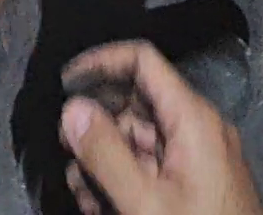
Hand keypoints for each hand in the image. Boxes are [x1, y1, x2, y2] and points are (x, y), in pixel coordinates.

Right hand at [60, 41, 262, 214]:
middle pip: (138, 102)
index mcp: (193, 117)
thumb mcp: (146, 203)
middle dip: (97, 122)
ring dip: (106, 157)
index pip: (142, 61)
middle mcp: (198, 128)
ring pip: (141, 138)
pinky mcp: (196, 186)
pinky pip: (154, 166)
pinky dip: (125, 177)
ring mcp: (199, 158)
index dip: (102, 63)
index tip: (65, 82)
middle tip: (63, 145)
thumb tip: (71, 110)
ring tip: (80, 190)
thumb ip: (106, 155)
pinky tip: (100, 204)